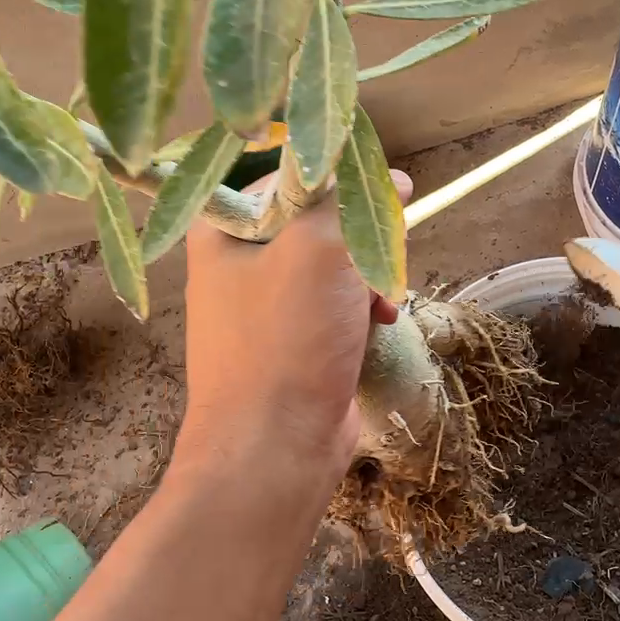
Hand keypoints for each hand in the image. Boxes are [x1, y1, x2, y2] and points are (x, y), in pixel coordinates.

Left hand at [175, 171, 411, 476]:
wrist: (274, 447)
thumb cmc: (286, 339)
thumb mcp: (318, 250)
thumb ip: (353, 202)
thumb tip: (393, 180)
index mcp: (225, 227)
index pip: (289, 172)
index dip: (339, 179)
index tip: (376, 196)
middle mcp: (240, 257)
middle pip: (319, 216)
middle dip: (361, 237)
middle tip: (380, 256)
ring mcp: (267, 300)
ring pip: (336, 259)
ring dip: (370, 273)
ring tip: (382, 300)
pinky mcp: (296, 335)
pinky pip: (338, 298)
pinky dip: (364, 304)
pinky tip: (382, 322)